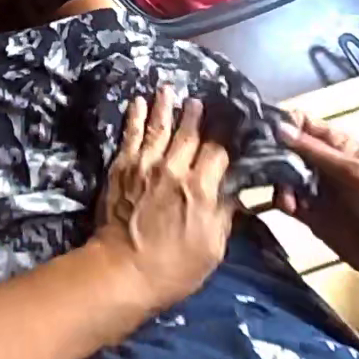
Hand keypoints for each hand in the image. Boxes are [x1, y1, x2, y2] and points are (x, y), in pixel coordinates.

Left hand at [90, 85, 235, 310]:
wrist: (124, 269)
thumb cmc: (175, 267)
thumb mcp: (213, 247)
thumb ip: (224, 213)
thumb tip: (236, 188)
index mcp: (200, 189)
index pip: (217, 152)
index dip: (224, 136)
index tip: (229, 122)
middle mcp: (173, 169)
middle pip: (189, 134)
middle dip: (195, 114)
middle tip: (199, 98)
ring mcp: (145, 164)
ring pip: (159, 127)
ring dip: (164, 106)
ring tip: (168, 88)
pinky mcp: (122, 165)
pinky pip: (130, 134)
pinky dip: (134, 116)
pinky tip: (136, 101)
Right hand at [274, 109, 358, 298]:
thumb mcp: (358, 174)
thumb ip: (316, 152)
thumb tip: (277, 127)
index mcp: (336, 144)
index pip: (299, 122)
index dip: (279, 121)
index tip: (255, 127)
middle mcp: (321, 163)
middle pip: (284, 147)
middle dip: (269, 150)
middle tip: (253, 158)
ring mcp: (316, 190)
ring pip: (281, 173)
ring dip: (275, 178)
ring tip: (283, 192)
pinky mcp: (311, 216)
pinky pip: (287, 201)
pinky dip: (280, 199)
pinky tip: (287, 205)